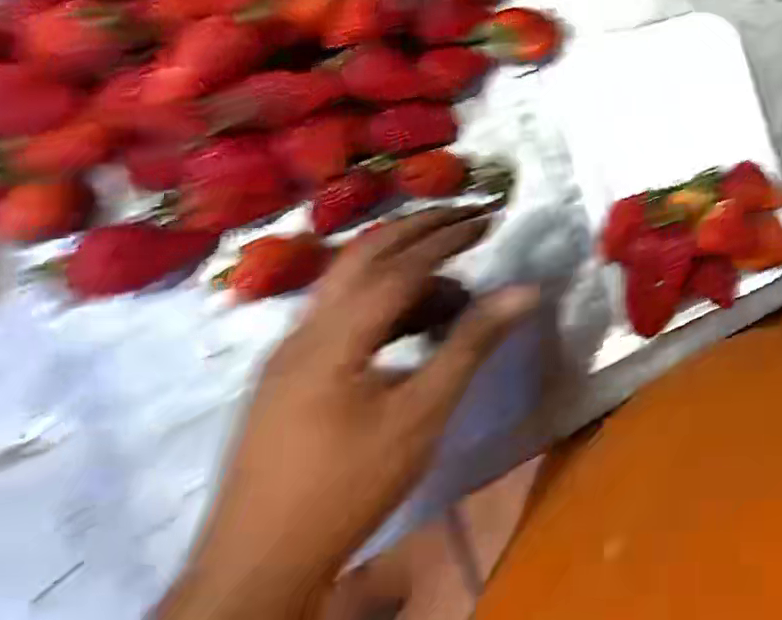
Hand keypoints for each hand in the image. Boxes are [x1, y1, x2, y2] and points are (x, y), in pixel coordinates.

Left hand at [159, 207, 538, 619]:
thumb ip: (472, 343)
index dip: (448, 237)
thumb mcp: (423, 412)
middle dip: (418, 228)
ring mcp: (287, 354)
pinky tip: (414, 324)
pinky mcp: (288, 376)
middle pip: (362, 256)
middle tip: (469, 217)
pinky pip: (342, 313)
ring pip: (348, 284)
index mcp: (331, 338)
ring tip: (455, 282)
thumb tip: (525, 289)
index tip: (490, 217)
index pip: (398, 265)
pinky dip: (385, 298)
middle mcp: (301, 333)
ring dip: (402, 265)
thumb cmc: (348, 484)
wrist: (256, 565)